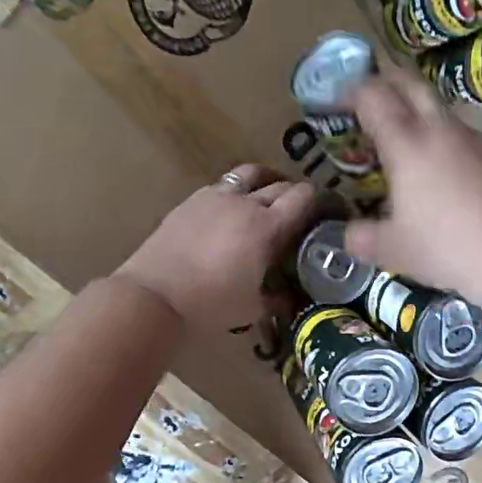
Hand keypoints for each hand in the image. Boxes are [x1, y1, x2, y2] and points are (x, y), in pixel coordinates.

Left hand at [114, 164, 316, 332]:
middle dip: (296, 194)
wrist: (154, 295)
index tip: (327, 211)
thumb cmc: (210, 305)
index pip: (304, 197)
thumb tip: (292, 296)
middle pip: (281, 184)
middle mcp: (245, 203)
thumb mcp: (253, 308)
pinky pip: (224, 185)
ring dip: (267, 180)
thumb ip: (278, 298)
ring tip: (269, 195)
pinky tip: (234, 209)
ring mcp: (216, 197)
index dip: (320, 200)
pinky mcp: (191, 200)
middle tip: (301, 211)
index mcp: (267, 227)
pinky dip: (238, 190)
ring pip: (250, 174)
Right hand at [343, 72, 481, 313]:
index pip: (373, 97)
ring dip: (417, 108)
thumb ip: (364, 239)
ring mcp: (475, 141)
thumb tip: (348, 236)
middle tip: (369, 95)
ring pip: (440, 108)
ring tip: (404, 132)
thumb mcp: (394, 251)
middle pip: (410, 84)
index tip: (336, 101)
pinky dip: (443, 137)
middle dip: (385, 80)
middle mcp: (440, 131)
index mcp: (406, 144)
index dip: (350, 92)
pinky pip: (462, 134)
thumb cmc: (447, 248)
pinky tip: (443, 167)